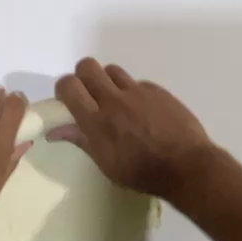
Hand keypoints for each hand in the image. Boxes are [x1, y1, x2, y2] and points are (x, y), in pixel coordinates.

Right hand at [51, 58, 216, 198]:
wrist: (188, 167)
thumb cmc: (142, 173)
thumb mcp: (106, 164)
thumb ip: (81, 140)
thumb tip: (53, 131)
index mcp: (97, 120)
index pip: (68, 86)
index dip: (63, 88)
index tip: (67, 100)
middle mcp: (114, 100)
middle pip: (87, 67)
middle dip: (83, 76)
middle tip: (89, 95)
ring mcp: (137, 92)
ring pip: (112, 70)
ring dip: (107, 81)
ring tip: (115, 101)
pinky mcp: (157, 90)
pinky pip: (137, 83)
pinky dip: (133, 93)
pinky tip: (142, 112)